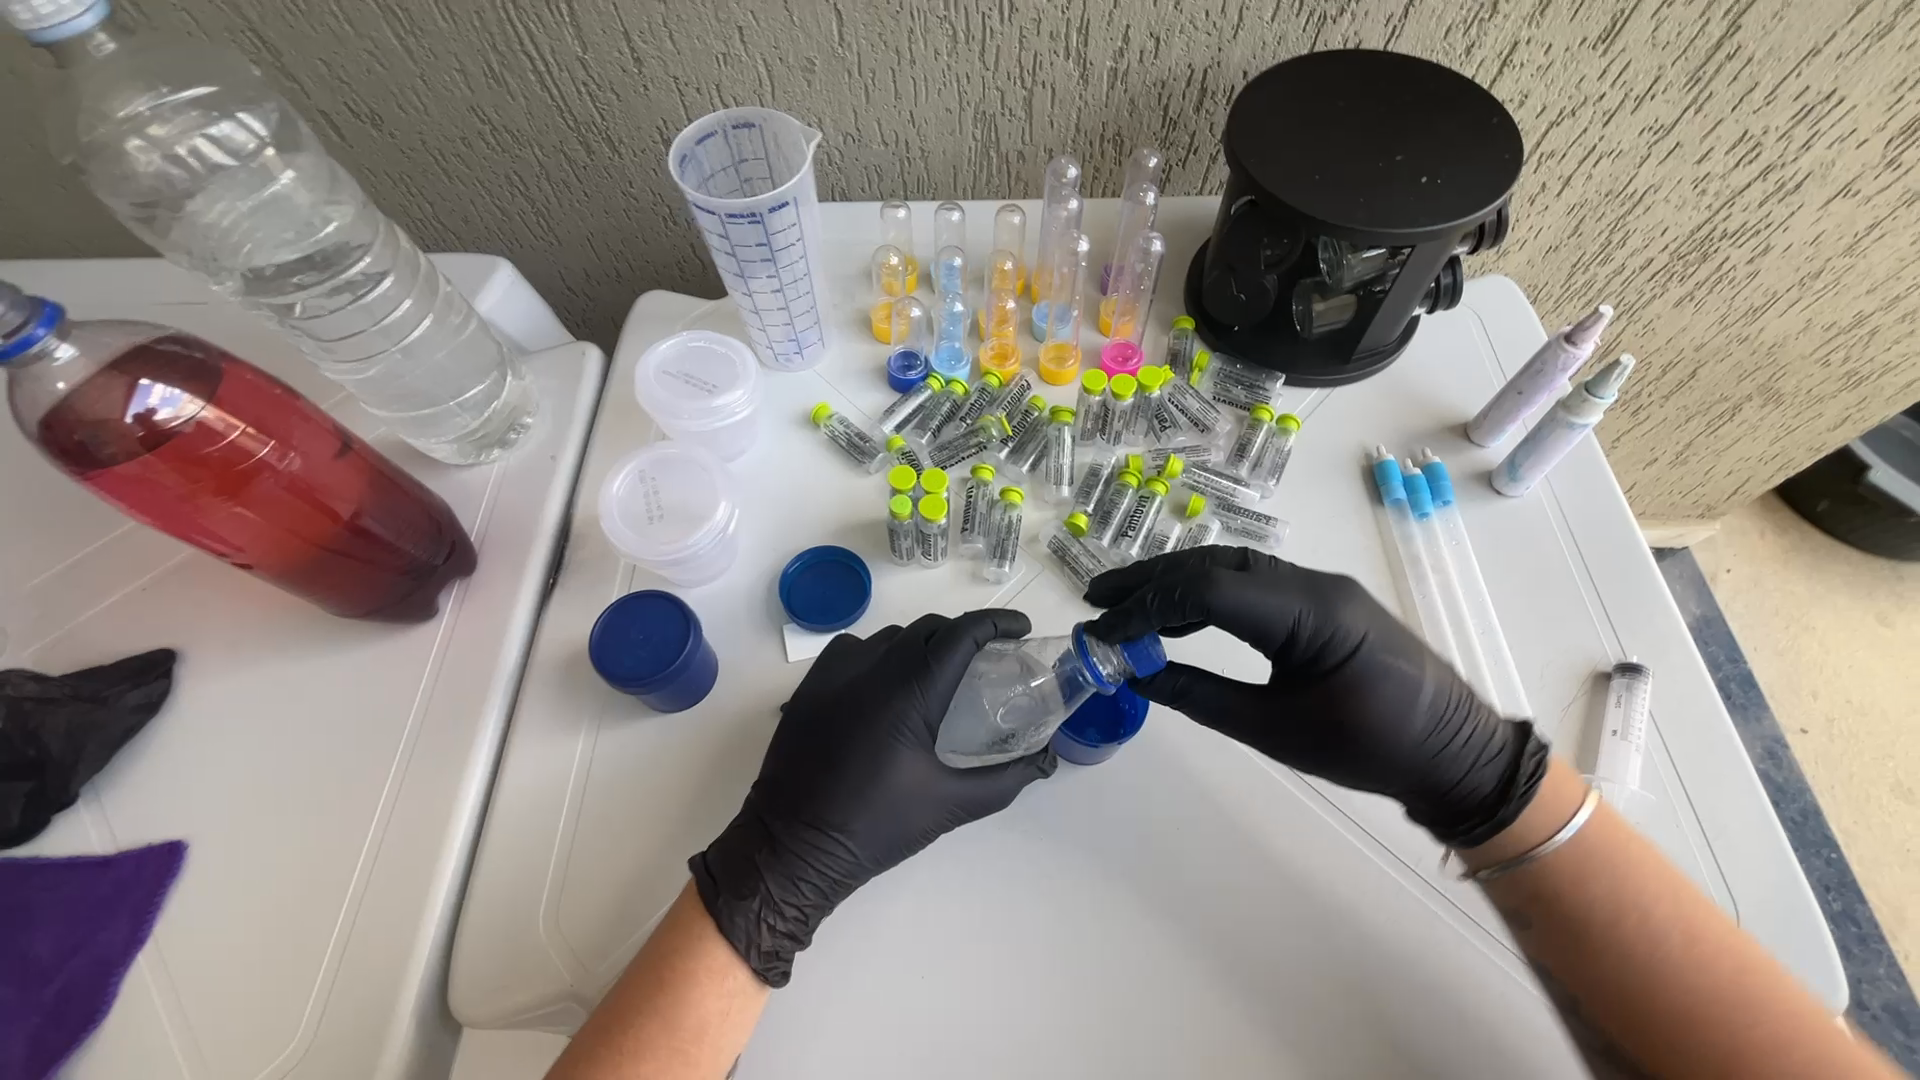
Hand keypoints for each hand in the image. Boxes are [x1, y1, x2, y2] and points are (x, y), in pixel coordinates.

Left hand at [690, 610, 1056, 985]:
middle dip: (963, 634)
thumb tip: (1044, 761)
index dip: (997, 623)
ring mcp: (833, 673)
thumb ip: (1004, 780)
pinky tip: (886, 683)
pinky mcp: (808, 686)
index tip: (1020, 631)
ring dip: (922, 644)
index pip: (962, 633)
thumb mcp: (950, 806)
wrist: (791, 850)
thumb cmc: (875, 828)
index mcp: (910, 692)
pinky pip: (853, 649)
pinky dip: (880, 653)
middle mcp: (871, 668)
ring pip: (890, 635)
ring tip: (938, 672)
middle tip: (986, 660)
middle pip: (928, 628)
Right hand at [1085, 547, 1546, 846]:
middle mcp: (1313, 583)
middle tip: (1098, 598)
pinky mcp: (1322, 601)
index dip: (1146, 608)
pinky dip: (1206, 595)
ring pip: (1232, 568)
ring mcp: (1320, 587)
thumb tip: (1135, 674)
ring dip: (1175, 582)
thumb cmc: (1370, 750)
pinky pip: (1253, 584)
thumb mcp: (1274, 731)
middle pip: (1215, 565)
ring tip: (1125, 602)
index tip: (1103, 633)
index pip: (1207, 592)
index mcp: (1308, 612)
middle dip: (1151, 579)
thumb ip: (1199, 696)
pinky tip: (1178, 617)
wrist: (1458, 754)